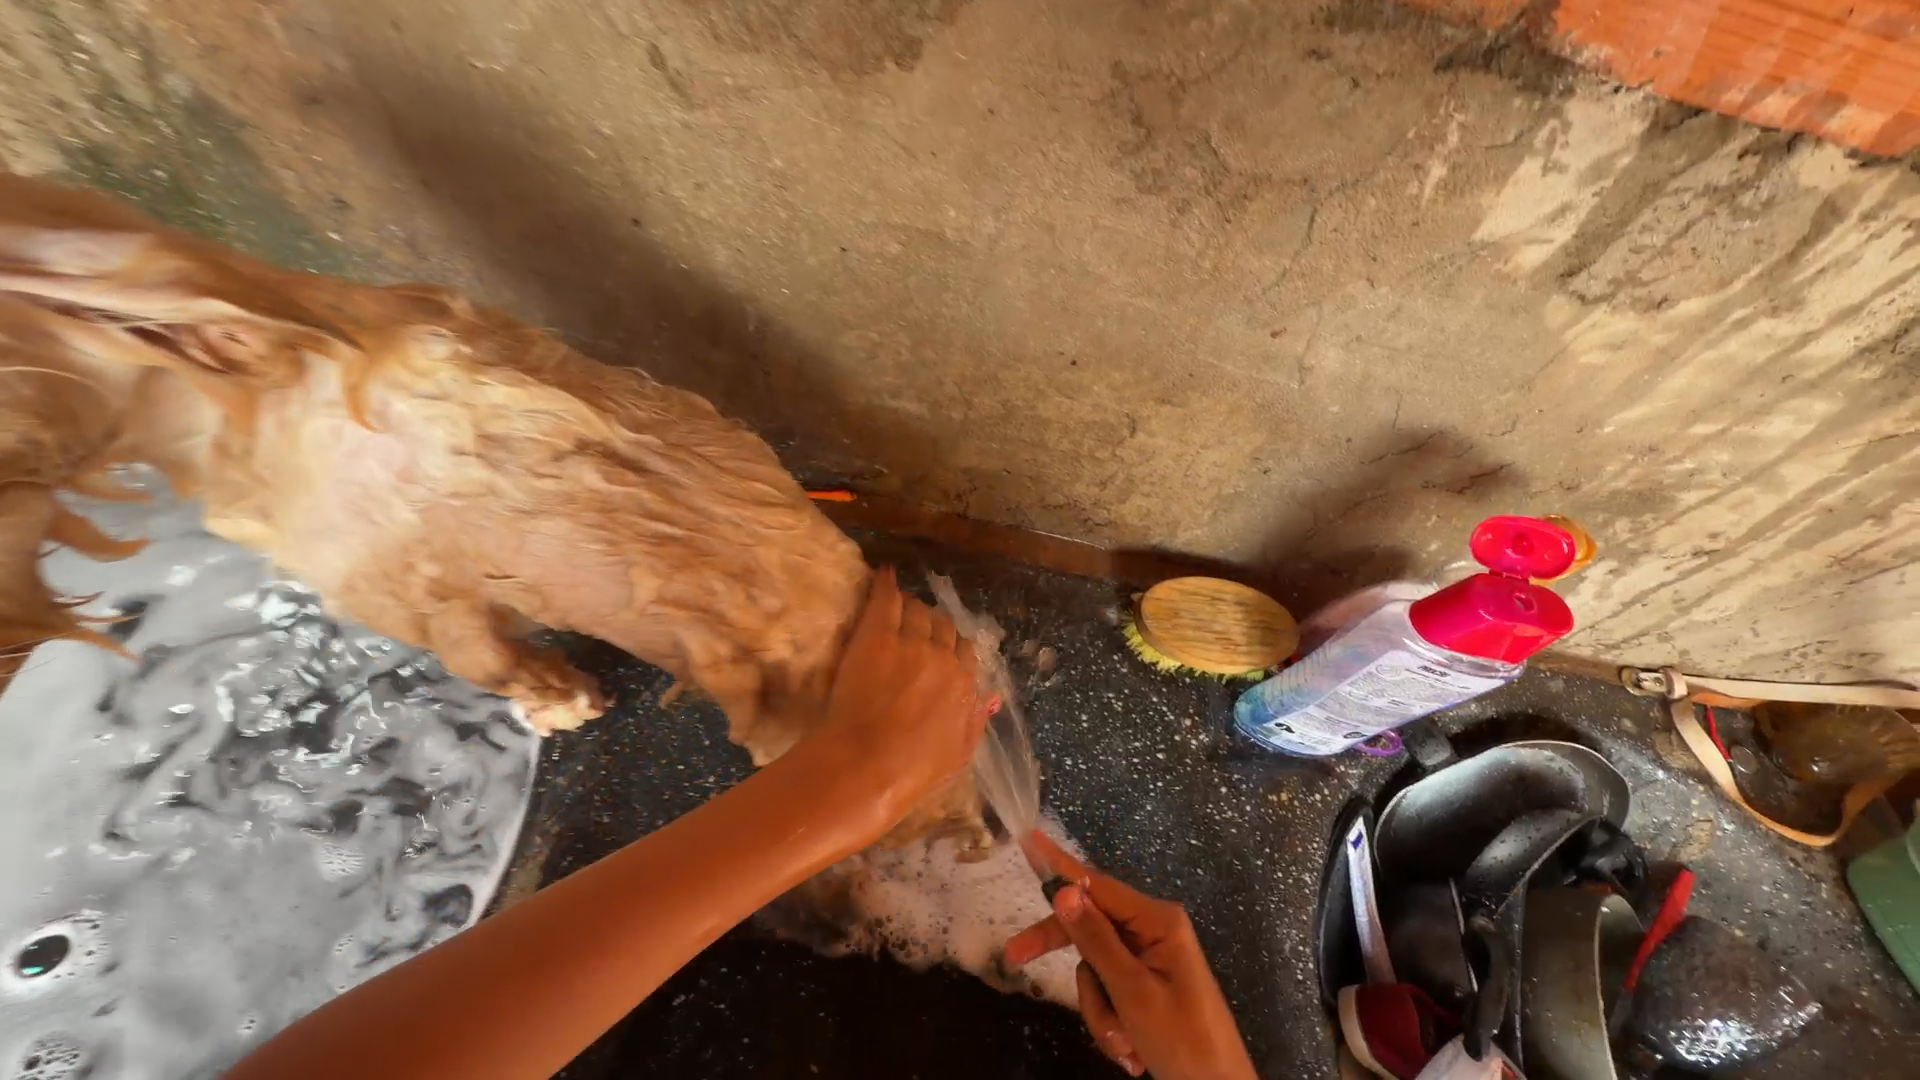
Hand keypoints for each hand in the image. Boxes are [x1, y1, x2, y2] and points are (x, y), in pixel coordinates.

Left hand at [801, 566, 986, 825]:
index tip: (938, 653)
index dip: (950, 649)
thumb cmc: (912, 771)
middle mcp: (943, 657)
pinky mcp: (876, 635)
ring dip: (910, 609)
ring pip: (917, 610)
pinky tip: (884, 573)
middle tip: (915, 631)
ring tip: (899, 610)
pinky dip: (885, 585)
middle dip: (932, 627)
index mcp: (965, 684)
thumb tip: (991, 697)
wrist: (867, 766)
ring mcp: (910, 642)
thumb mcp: (958, 754)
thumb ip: (976, 721)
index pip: (965, 650)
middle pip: (942, 627)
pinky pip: (886, 599)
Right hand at [1004, 832, 1256, 1079]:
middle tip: (1014, 958)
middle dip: (1065, 956)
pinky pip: (1107, 989)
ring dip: (1100, 1010)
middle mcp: (1152, 929)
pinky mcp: (1145, 984)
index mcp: (1157, 920)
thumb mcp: (1133, 992)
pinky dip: (1110, 1020)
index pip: (1097, 884)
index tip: (1028, 838)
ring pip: (1094, 967)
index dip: (1060, 865)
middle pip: (1089, 927)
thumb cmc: (1183, 1040)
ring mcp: (1148, 957)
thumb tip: (1065, 891)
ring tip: (1124, 1044)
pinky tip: (1130, 1050)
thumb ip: (1096, 940)